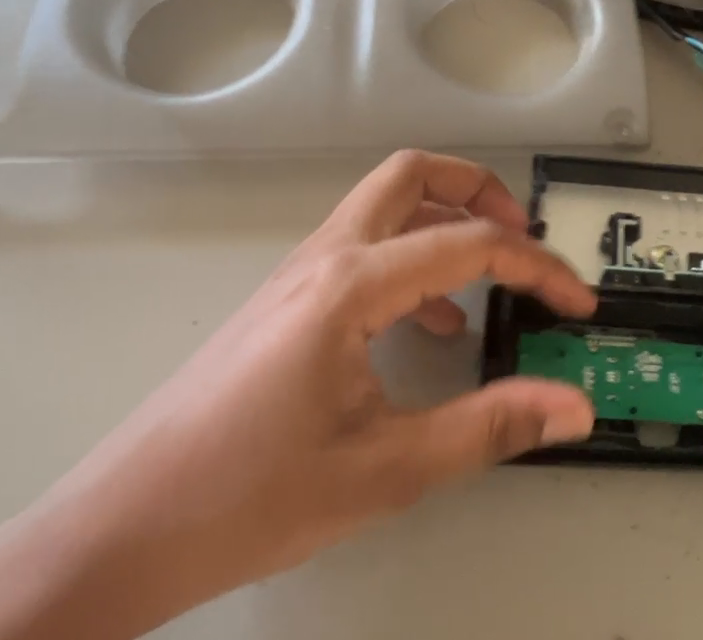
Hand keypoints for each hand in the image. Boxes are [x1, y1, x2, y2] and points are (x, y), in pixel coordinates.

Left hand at [0, 151, 597, 639]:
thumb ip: (489, 429)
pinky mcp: (282, 303)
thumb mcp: (387, 470)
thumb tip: (575, 408)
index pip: (468, 244)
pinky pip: (360, 250)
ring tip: (486, 285)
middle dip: (478, 190)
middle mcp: (322, 259)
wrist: (124, 527)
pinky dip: (410, 261)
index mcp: (350, 285)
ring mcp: (295, 276)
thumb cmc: (253, 497)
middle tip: (525, 238)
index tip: (577, 305)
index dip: (537, 268)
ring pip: (381, 208)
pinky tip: (427, 330)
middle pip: (410, 176)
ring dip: (442, 222)